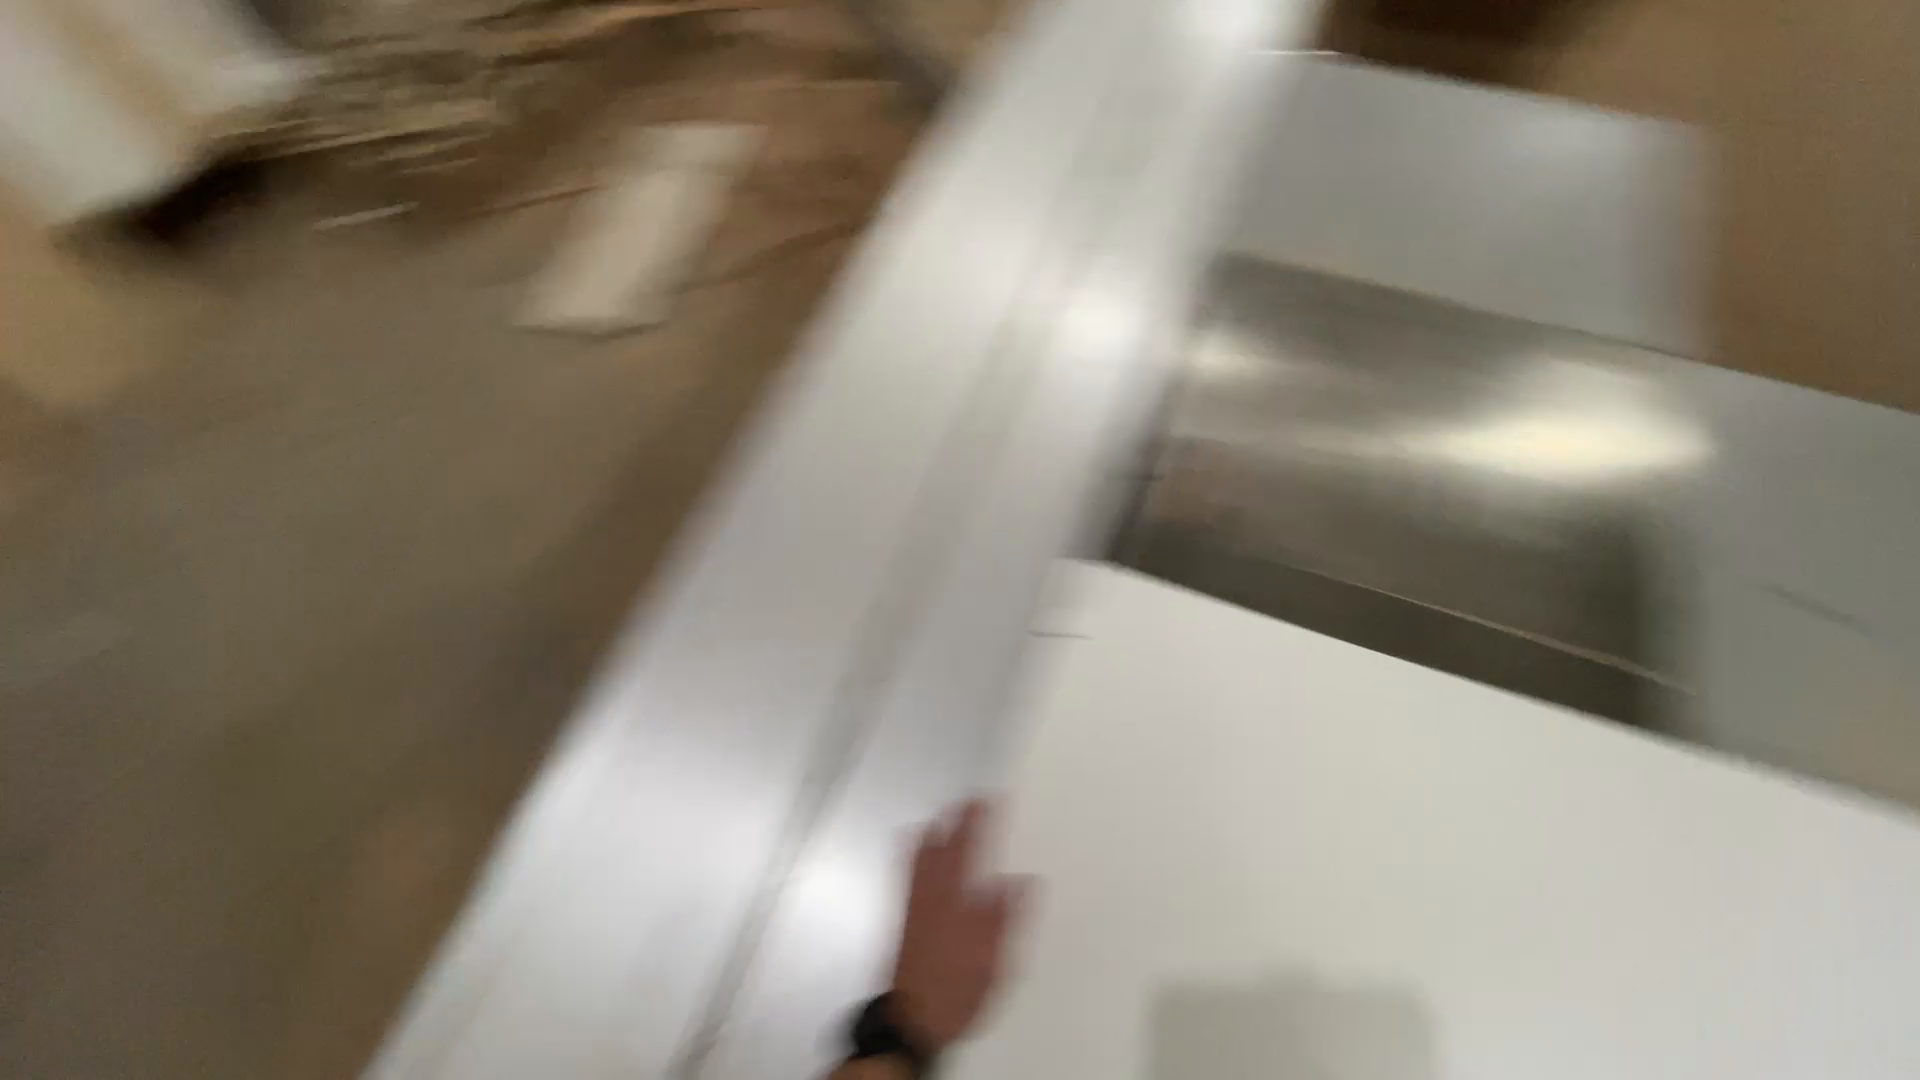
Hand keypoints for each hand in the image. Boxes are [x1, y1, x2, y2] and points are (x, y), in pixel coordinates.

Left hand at [889, 800, 1032, 1051]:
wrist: (912, 1020)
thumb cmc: (956, 989)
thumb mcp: (993, 961)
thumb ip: (1005, 917)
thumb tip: (1023, 881)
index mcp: (956, 898)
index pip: (968, 848)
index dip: (979, 820)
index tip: (990, 798)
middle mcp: (931, 892)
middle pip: (940, 843)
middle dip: (955, 818)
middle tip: (971, 800)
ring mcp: (914, 902)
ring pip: (919, 853)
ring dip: (934, 829)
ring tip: (946, 815)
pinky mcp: (905, 915)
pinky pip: (906, 871)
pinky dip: (914, 851)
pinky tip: (916, 849)